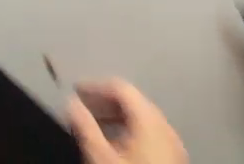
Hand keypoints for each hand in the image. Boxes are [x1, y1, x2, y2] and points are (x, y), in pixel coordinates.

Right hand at [67, 80, 186, 163]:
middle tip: (82, 108)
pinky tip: (115, 146)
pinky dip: (130, 132)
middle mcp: (165, 126)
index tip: (75, 91)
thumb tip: (70, 103)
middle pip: (133, 102)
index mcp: (149, 119)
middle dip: (105, 102)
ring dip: (116, 118)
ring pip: (142, 119)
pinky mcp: (173, 160)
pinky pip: (150, 135)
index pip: (121, 87)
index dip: (95, 86)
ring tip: (94, 127)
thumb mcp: (101, 158)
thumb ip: (85, 127)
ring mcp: (173, 145)